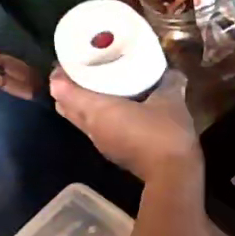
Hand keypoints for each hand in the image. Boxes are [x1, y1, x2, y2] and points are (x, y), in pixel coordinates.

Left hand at [49, 69, 200, 181]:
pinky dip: (102, 118)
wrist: (174, 175)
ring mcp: (101, 142)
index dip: (60, 72)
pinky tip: (122, 110)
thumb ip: (169, 82)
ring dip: (86, 104)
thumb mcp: (170, 101)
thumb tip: (172, 71)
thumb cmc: (164, 133)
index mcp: (95, 110)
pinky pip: (98, 129)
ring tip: (105, 88)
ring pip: (82, 119)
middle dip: (71, 87)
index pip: (60, 88)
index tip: (72, 60)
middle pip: (66, 104)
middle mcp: (91, 126)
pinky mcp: (115, 153)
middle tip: (87, 72)